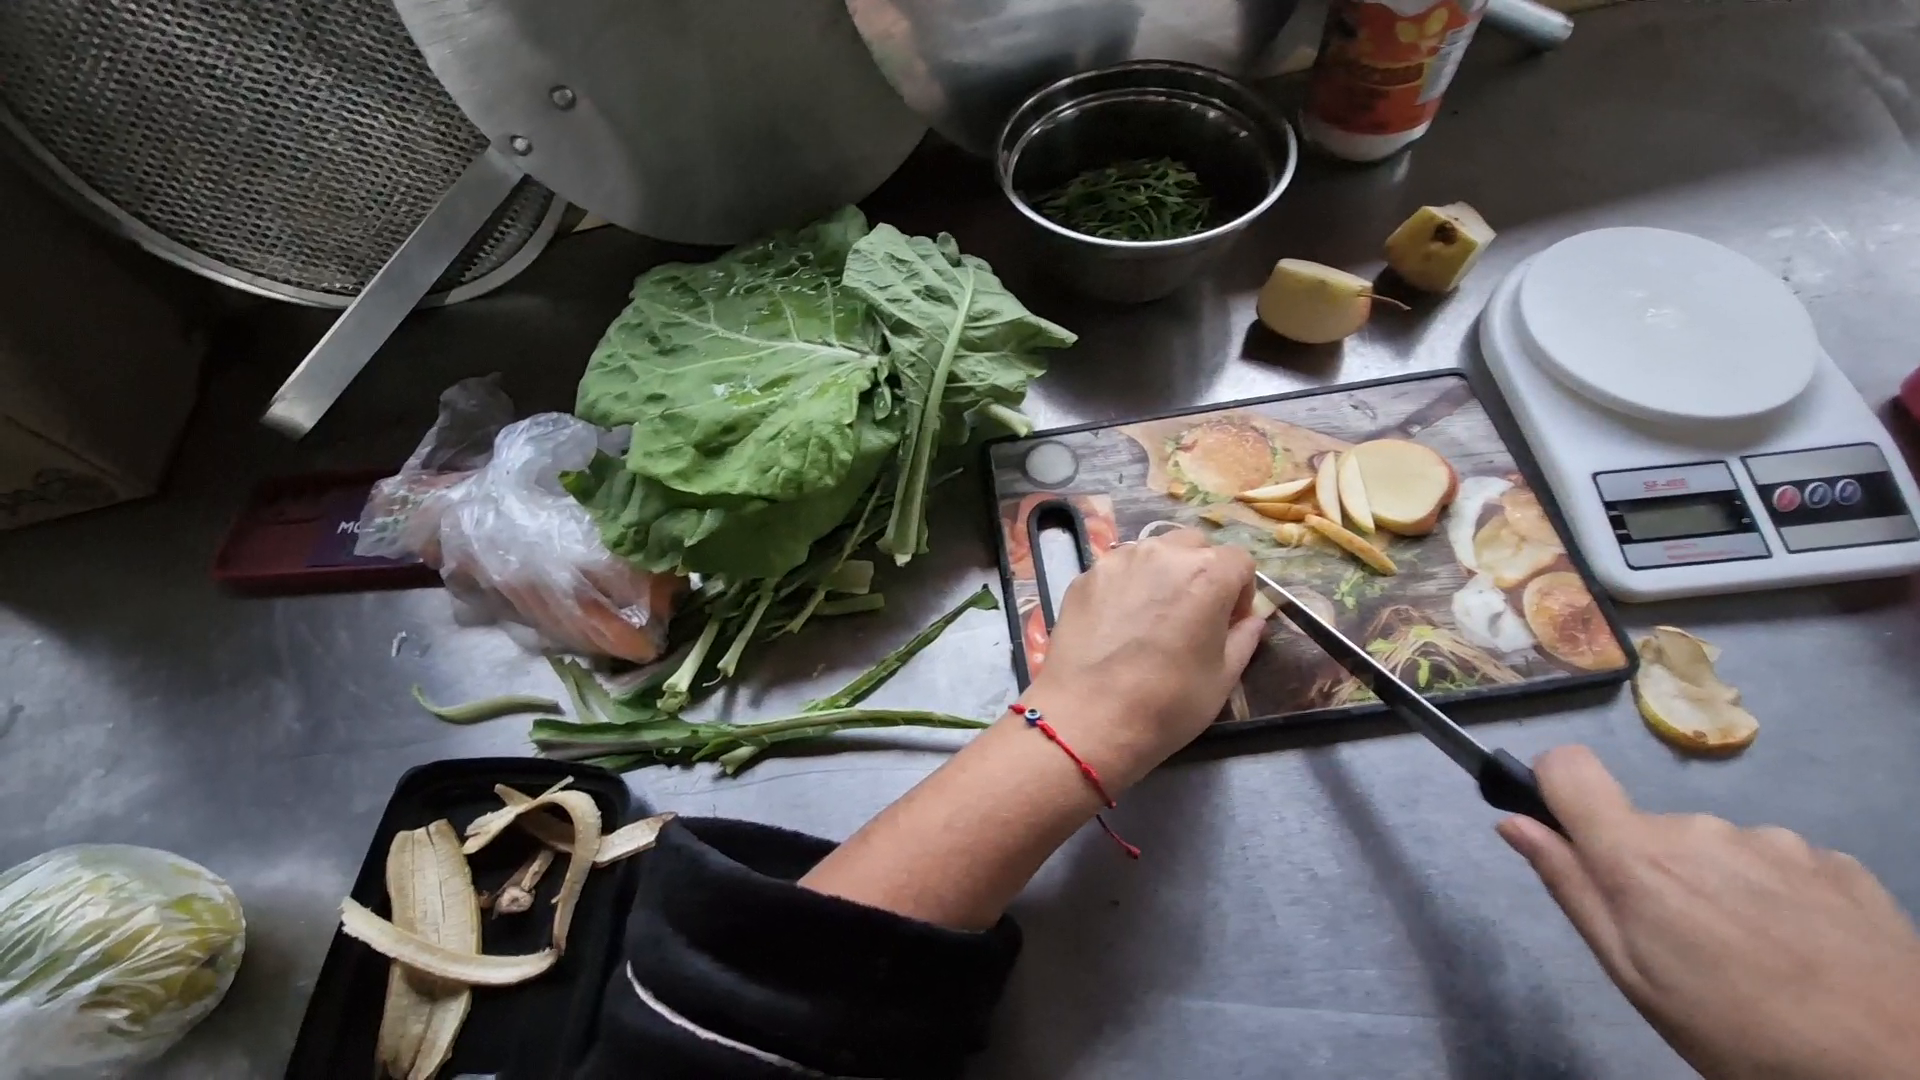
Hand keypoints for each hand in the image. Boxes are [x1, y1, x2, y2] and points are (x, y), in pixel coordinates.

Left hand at [1022, 529, 1265, 787]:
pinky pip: (1116, 570)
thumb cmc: (1167, 703)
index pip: (1238, 560)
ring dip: (1162, 573)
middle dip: (1202, 571)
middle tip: (1193, 613)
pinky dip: (1126, 585)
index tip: (1229, 622)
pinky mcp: (1083, 577)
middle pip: (1193, 546)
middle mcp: (1161, 554)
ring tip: (1153, 616)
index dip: (1240, 591)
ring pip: (1151, 551)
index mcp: (1206, 573)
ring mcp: (1116, 561)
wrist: (1087, 718)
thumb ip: (1243, 638)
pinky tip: (1118, 624)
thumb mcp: (1223, 678)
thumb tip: (1250, 620)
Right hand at [1500, 746, 1919, 1079]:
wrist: (1906, 1075)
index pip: (1567, 766)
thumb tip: (1513, 822)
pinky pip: (1775, 862)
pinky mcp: (1838, 864)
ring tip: (1751, 952)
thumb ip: (1569, 886)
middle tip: (1678, 939)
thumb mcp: (1632, 974)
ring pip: (1712, 846)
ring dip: (1714, 882)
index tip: (1562, 823)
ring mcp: (1775, 842)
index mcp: (1637, 854)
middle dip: (1648, 868)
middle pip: (1644, 825)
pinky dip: (1773, 894)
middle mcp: (1700, 829)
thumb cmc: (1740, 1033)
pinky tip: (1802, 949)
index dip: (1552, 783)